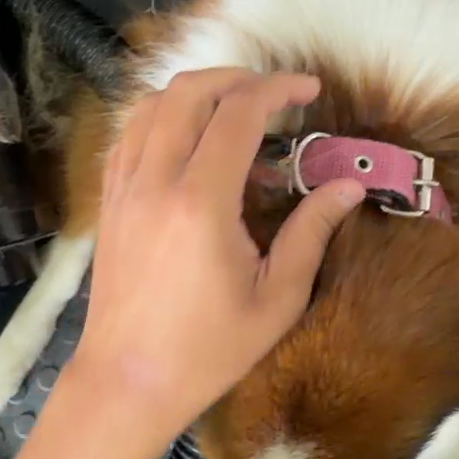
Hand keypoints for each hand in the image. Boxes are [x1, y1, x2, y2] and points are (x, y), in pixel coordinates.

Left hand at [68, 69, 364, 447]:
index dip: (278, 88)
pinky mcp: (109, 198)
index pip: (239, 113)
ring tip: (236, 109)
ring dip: (198, 91)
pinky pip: (130, 132)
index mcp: (201, 202)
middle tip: (276, 95)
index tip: (310, 89)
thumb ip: (312, 232)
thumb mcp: (276, 298)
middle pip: (190, 91)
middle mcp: (156, 179)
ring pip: (153, 103)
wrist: (127, 380)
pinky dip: (163, 114)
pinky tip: (190, 137)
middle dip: (239, 78)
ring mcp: (124, 186)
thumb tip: (349, 185)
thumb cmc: (208, 349)